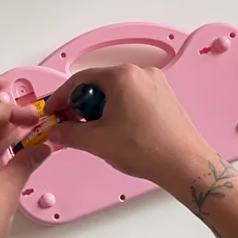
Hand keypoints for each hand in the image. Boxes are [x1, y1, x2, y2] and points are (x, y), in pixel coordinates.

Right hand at [44, 64, 213, 189]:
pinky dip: (119, 111)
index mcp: (122, 76)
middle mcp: (140, 73)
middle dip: (82, 105)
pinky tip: (119, 132)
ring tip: (100, 134)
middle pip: (99, 84)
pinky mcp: (164, 98)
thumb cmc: (147, 149)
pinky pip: (133, 98)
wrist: (184, 164)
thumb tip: (57, 132)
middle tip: (74, 127)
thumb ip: (69, 134)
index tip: (53, 112)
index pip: (80, 80)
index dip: (61, 98)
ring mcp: (155, 84)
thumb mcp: (97, 141)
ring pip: (116, 92)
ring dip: (101, 110)